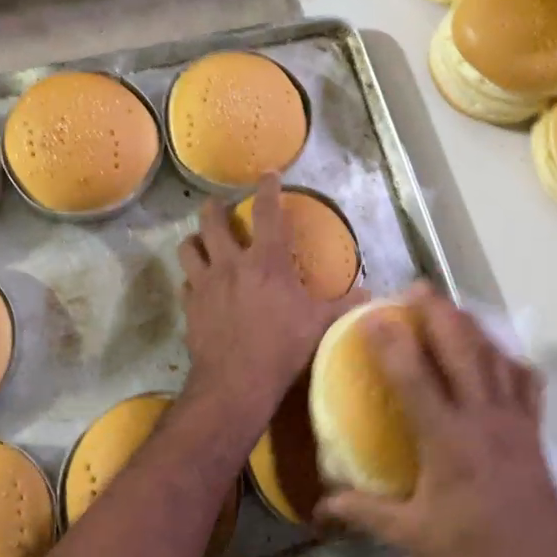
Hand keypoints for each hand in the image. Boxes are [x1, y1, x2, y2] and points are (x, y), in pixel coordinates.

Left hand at [178, 173, 363, 421]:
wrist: (236, 382)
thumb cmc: (282, 347)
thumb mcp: (320, 324)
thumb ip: (344, 306)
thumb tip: (371, 296)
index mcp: (266, 261)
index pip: (267, 212)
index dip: (268, 188)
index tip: (268, 173)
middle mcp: (231, 263)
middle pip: (212, 220)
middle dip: (214, 207)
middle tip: (219, 206)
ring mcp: (205, 283)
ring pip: (189, 246)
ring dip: (195, 239)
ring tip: (202, 241)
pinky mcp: (189, 306)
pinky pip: (185, 282)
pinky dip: (191, 278)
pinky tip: (198, 284)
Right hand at [317, 285, 556, 556]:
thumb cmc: (472, 552)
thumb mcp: (413, 537)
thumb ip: (365, 513)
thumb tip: (321, 504)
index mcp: (448, 440)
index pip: (414, 377)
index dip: (391, 342)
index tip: (371, 315)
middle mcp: (483, 417)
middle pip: (461, 348)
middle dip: (437, 312)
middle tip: (415, 288)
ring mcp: (515, 418)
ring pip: (494, 354)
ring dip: (470, 324)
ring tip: (449, 307)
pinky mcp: (535, 428)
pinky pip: (525, 379)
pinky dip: (508, 357)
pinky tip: (496, 352)